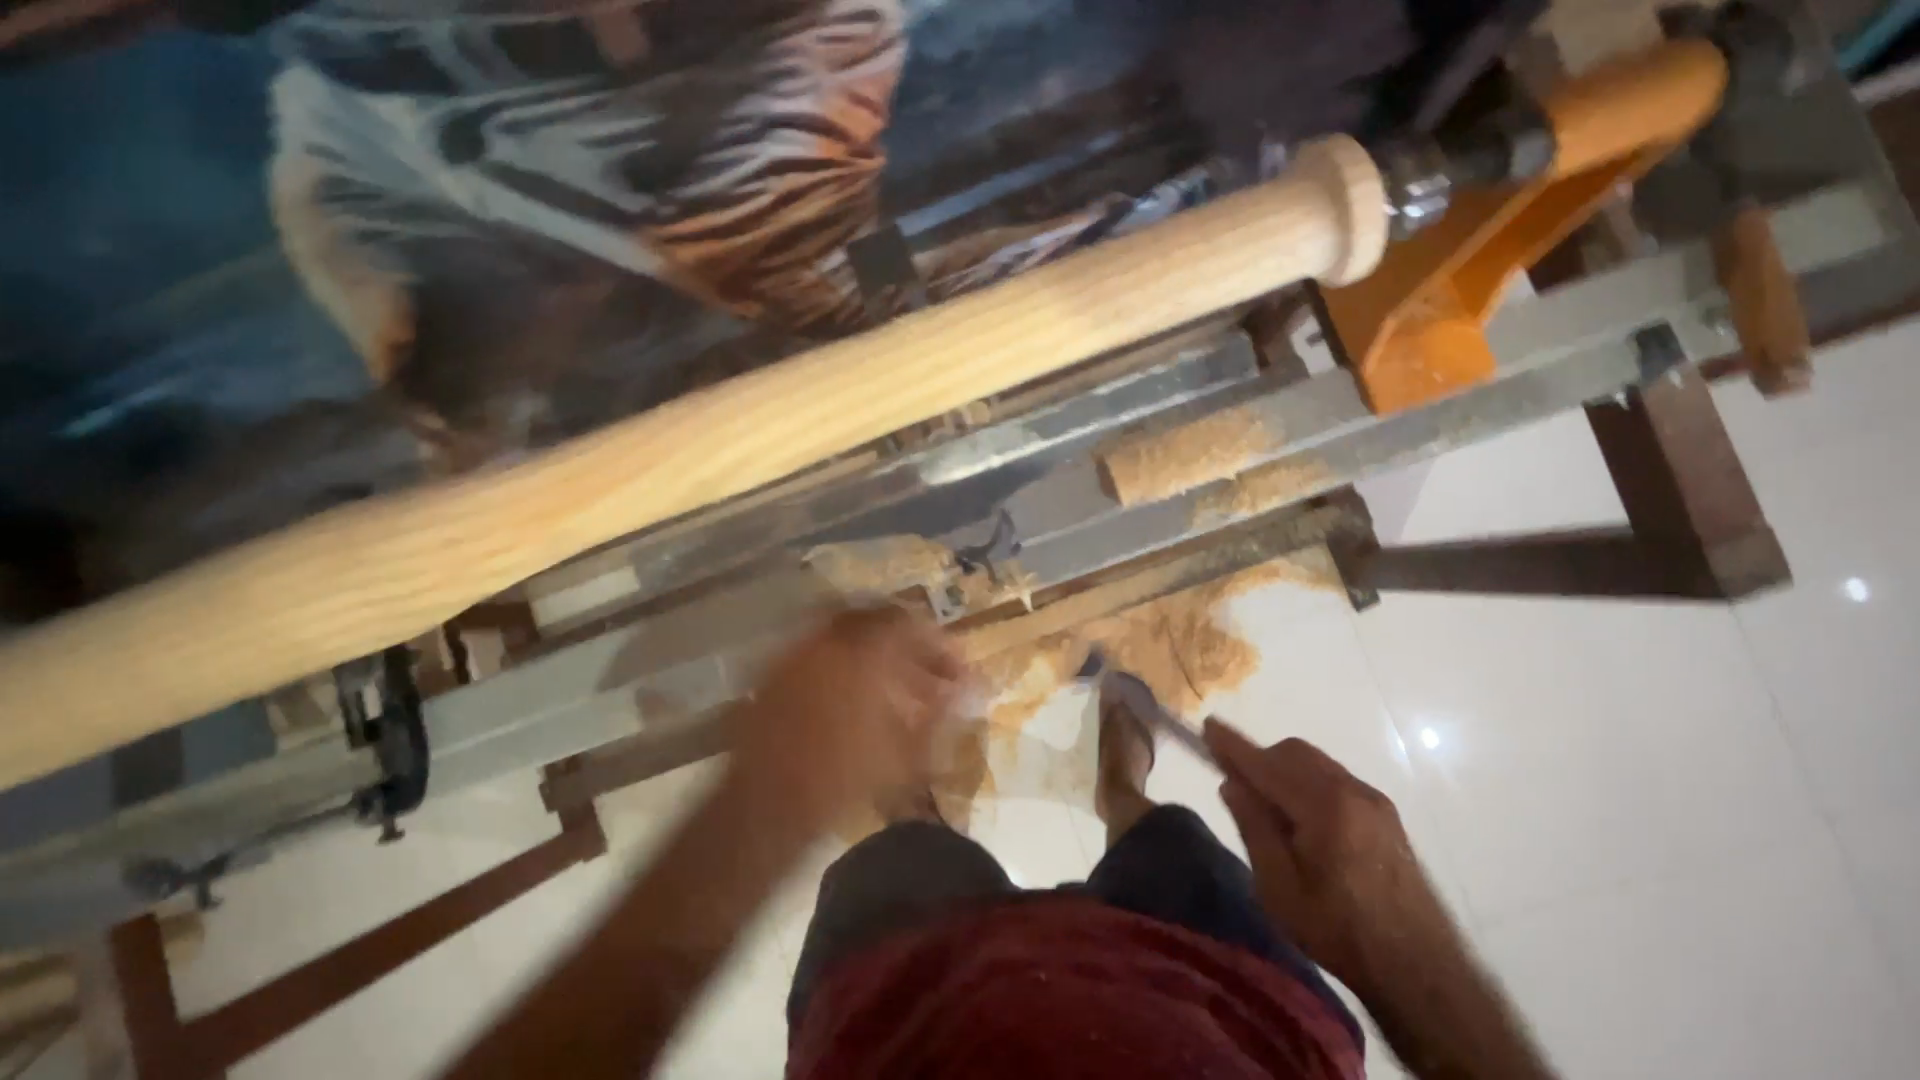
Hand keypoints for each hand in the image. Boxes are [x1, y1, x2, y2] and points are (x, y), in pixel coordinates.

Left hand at [728, 607, 965, 830]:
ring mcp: (794, 654)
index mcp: (864, 649)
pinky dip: (841, 671)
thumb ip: (944, 711)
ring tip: (892, 695)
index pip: (911, 623)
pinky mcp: (771, 675)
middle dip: (906, 648)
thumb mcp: (908, 752)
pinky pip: (815, 658)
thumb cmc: (845, 781)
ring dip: (874, 659)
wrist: (768, 806)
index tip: (954, 673)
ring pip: (844, 639)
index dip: (939, 645)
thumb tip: (972, 685)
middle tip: (925, 679)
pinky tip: (851, 705)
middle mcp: (828, 639)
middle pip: (876, 625)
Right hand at [1203, 721, 1461, 996]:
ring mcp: (1374, 801)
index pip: (1266, 764)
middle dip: (1260, 759)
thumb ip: (1254, 828)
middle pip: (1294, 753)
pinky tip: (1303, 822)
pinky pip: (1336, 780)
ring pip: (1317, 764)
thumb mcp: (1279, 887)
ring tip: (1269, 812)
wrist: (1418, 966)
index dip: (1233, 746)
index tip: (1207, 726)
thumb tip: (1233, 785)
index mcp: (1324, 806)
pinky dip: (1309, 784)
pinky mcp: (1386, 816)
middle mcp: (1352, 791)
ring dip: (1285, 772)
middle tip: (1236, 786)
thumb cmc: (1338, 931)